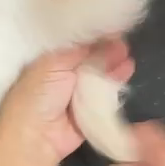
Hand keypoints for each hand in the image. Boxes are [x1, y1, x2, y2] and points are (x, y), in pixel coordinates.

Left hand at [0, 40, 134, 165]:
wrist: (36, 136)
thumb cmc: (39, 94)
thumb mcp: (56, 63)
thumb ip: (83, 50)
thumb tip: (105, 37)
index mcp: (51, 61)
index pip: (76, 45)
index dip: (93, 37)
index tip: (111, 29)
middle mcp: (65, 76)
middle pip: (91, 60)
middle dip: (107, 51)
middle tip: (124, 44)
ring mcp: (79, 94)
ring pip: (101, 76)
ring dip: (114, 66)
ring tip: (128, 57)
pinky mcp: (91, 111)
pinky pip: (106, 96)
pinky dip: (116, 83)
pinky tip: (127, 70)